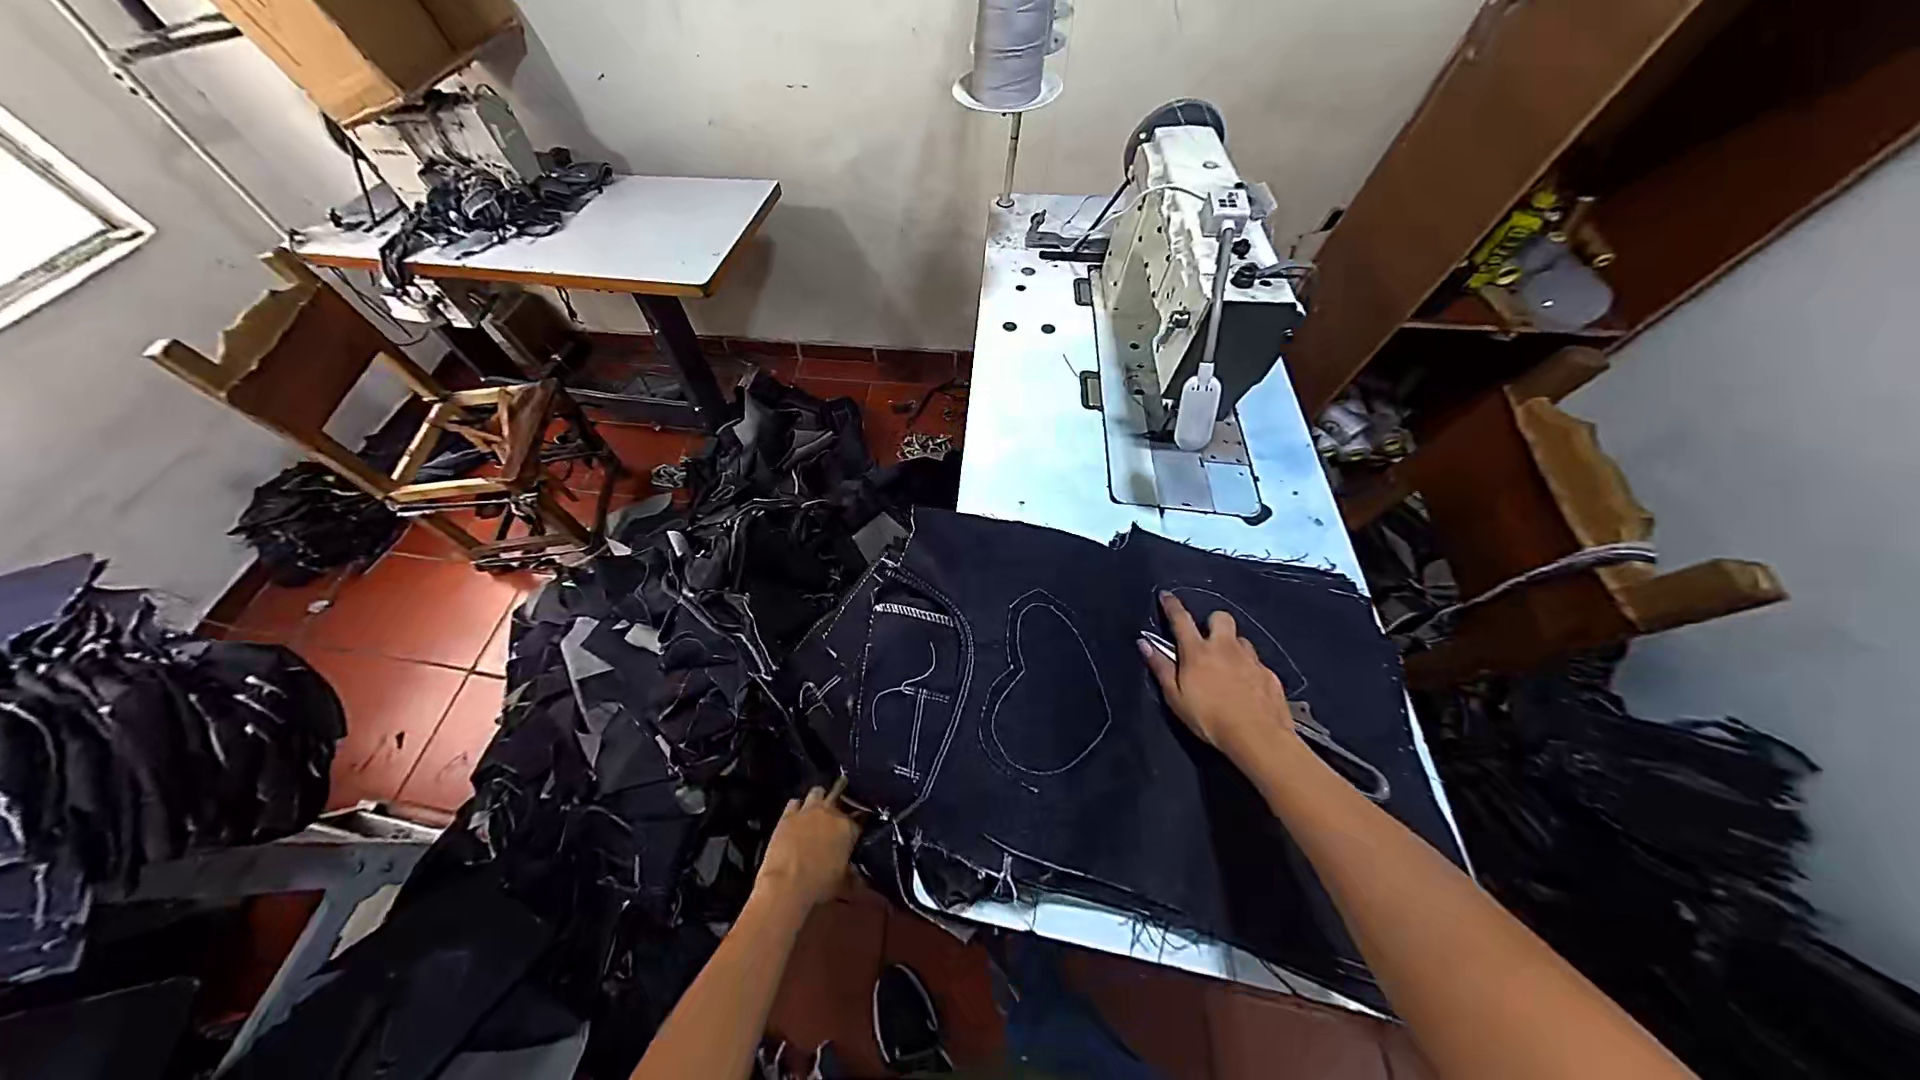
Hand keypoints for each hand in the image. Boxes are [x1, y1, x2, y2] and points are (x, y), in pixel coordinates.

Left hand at [754, 785, 859, 912]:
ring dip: (818, 799)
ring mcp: (808, 810)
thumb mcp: (843, 883)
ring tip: (816, 810)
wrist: (786, 885)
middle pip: (839, 796)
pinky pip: (795, 802)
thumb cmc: (819, 885)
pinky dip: (797, 808)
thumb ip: (854, 875)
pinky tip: (796, 816)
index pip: (859, 818)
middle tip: (834, 817)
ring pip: (818, 792)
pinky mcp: (788, 814)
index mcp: (848, 828)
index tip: (853, 830)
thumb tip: (860, 877)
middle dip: (838, 804)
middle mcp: (831, 813)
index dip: (856, 824)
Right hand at [1139, 592, 1302, 767]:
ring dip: (1231, 647)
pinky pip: (1256, 662)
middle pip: (1220, 617)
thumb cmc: (1210, 719)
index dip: (1171, 605)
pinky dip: (1247, 668)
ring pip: (1240, 640)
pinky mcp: (1269, 674)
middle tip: (1206, 639)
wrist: (1259, 738)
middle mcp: (1225, 648)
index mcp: (1198, 652)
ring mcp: (1251, 659)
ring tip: (1225, 667)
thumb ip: (1160, 668)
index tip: (1166, 596)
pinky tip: (1244, 687)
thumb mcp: (1175, 697)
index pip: (1181, 619)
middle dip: (1212, 622)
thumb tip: (1144, 644)